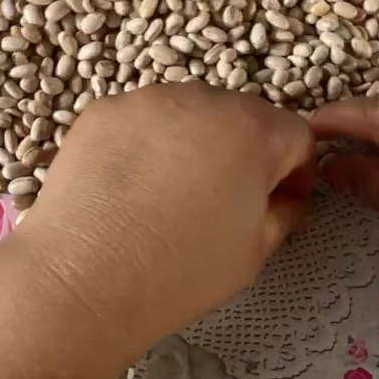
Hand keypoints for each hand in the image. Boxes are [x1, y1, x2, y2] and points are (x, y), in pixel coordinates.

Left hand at [2, 82, 316, 346]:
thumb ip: (284, 213)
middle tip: (222, 202)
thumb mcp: (255, 252)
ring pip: (190, 113)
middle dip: (244, 154)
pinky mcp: (103, 109)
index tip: (278, 205)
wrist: (82, 280)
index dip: (294, 173)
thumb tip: (287, 198)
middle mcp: (204, 99)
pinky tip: (130, 187)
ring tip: (169, 195)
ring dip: (195, 143)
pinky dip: (147, 144)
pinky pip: (143, 119)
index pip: (296, 135)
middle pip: (243, 117)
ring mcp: (148, 98)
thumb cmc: (180, 272)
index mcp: (254, 131)